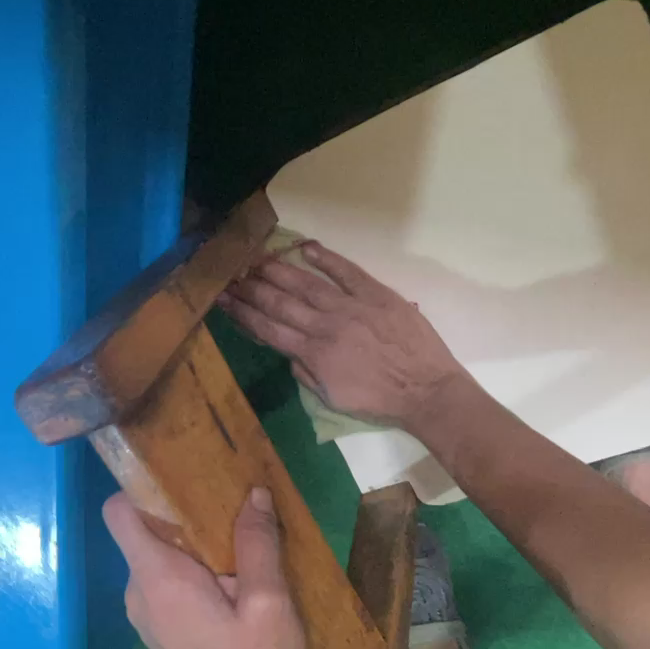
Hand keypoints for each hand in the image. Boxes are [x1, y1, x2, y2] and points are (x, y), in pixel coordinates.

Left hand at [102, 487, 306, 648]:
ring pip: (155, 555)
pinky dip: (189, 570)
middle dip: (181, 514)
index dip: (143, 488)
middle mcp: (138, 590)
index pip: (118, 511)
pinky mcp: (156, 627)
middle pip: (142, 529)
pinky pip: (163, 580)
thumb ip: (258, 545)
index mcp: (158, 577)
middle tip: (230, 513)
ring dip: (190, 545)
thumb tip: (253, 495)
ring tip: (237, 548)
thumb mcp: (269, 603)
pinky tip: (228, 582)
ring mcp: (143, 611)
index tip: (184, 481)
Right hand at [220, 242, 471, 433]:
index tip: (223, 299)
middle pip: (280, 303)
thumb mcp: (334, 399)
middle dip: (251, 288)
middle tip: (230, 275)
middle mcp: (326, 326)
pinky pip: (347, 271)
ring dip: (278, 270)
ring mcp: (351, 307)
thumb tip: (289, 354)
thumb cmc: (380, 401)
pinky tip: (307, 247)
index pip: (269, 329)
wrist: (425, 390)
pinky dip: (326, 258)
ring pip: (307, 284)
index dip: (243, 313)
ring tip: (256, 259)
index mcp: (314, 354)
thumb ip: (307, 375)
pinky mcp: (377, 295)